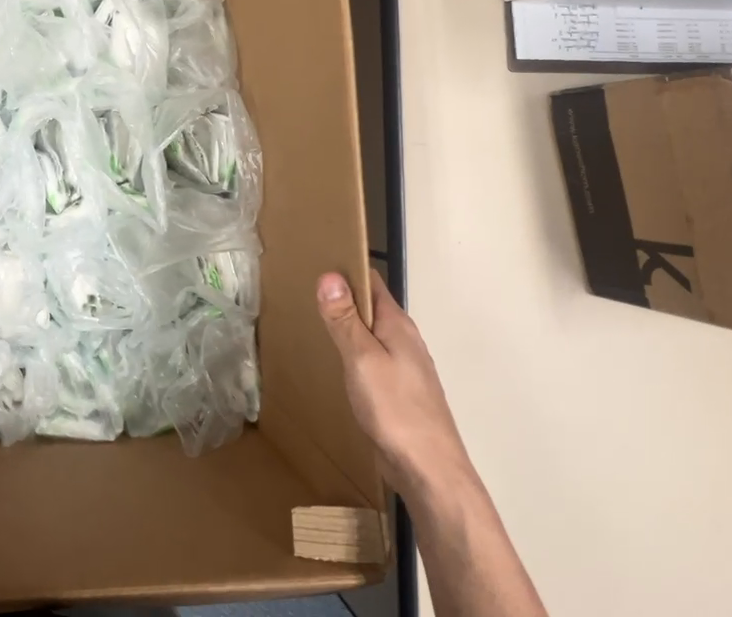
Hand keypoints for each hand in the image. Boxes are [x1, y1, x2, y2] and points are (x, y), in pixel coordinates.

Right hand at [317, 269, 474, 499]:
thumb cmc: (395, 410)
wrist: (428, 470)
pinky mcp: (398, 393)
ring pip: (372, 335)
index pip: (372, 283)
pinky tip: (337, 363)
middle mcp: (405, 342)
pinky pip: (372, 359)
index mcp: (398, 327)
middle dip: (343, 296)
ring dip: (348, 325)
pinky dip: (353, 351)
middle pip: (372, 308)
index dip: (347, 268)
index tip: (314, 260)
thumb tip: (330, 275)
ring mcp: (404, 368)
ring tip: (313, 320)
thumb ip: (345, 320)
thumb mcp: (362, 359)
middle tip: (303, 289)